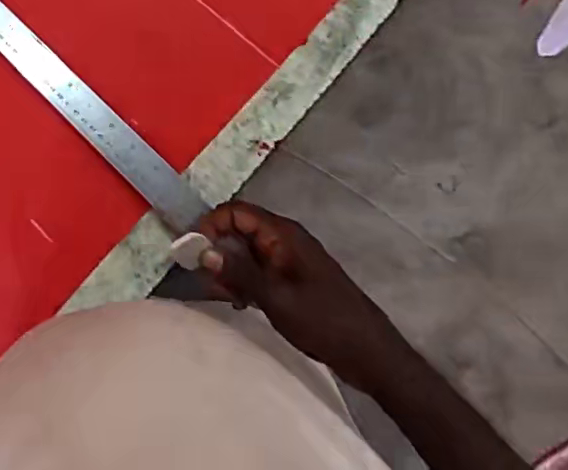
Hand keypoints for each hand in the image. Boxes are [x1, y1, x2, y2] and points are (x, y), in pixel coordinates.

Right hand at [197, 200, 408, 391]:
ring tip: (224, 295)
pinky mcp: (293, 278)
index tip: (194, 249)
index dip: (211, 224)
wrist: (373, 356)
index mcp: (282, 234)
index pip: (236, 212)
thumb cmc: (324, 321)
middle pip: (239, 229)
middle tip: (205, 278)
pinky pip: (259, 268)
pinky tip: (240, 302)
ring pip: (247, 251)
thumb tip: (201, 251)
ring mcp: (290, 259)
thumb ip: (237, 272)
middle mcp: (284, 239)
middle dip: (218, 249)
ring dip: (230, 268)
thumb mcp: (275, 298)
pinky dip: (245, 279)